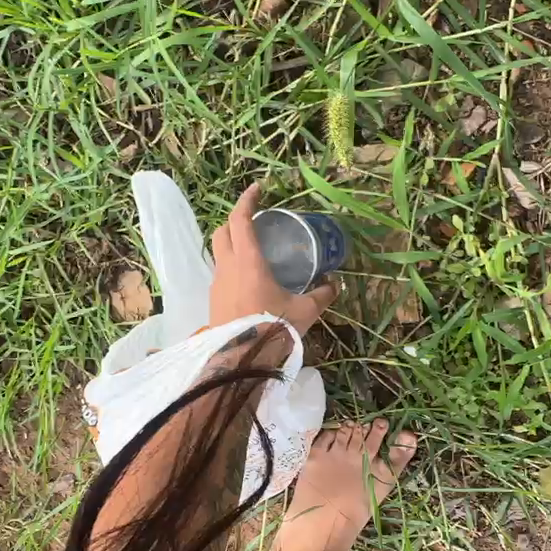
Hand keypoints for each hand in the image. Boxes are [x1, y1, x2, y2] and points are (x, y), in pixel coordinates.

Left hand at [208, 183, 337, 335]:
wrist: (242, 361)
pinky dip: (232, 270)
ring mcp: (217, 285)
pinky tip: (249, 282)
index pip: (240, 220)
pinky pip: (221, 276)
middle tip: (255, 222)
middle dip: (236, 221)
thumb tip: (335, 284)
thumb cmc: (274, 328)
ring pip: (219, 255)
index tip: (257, 189)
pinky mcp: (214, 302)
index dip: (247, 200)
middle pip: (223, 232)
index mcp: (248, 261)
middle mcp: (227, 268)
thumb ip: (321, 295)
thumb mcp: (304, 311)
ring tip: (254, 253)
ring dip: (232, 247)